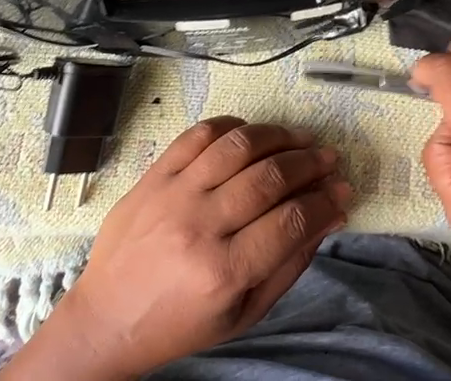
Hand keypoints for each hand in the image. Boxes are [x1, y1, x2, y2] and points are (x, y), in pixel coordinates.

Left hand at [3, 117, 350, 380]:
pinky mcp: (154, 175)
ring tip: (299, 139)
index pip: (290, 221)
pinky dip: (231, 126)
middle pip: (269, 177)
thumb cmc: (180, 323)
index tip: (342, 191)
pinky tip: (252, 132)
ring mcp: (173, 194)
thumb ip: (290, 264)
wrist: (108, 317)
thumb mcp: (244, 313)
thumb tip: (331, 217)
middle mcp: (199, 226)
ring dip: (277, 135)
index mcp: (223, 272)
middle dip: (309, 164)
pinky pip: (198, 134)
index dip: (324, 201)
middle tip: (329, 160)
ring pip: (237, 146)